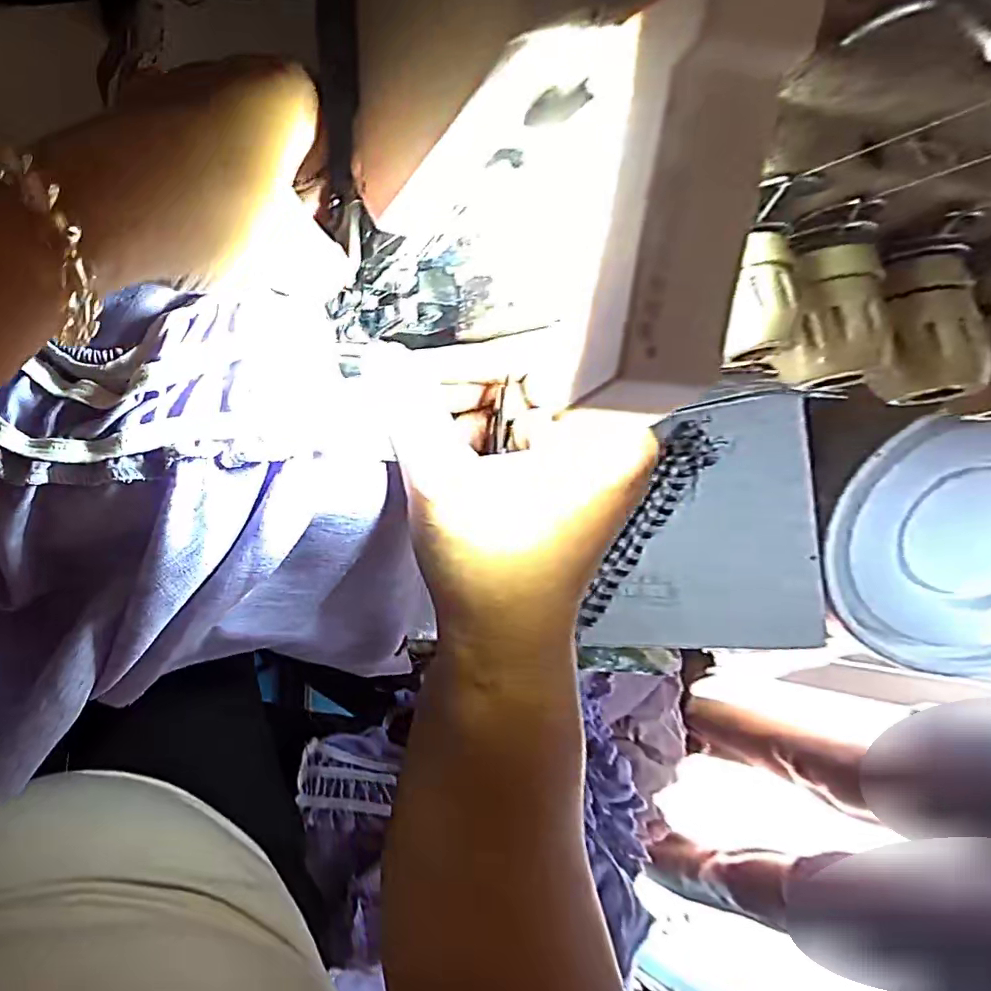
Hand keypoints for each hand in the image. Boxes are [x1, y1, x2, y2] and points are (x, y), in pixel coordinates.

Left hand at [33, 57, 323, 290]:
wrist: (96, 208)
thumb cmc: (206, 216)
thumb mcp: (277, 253)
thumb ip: (319, 264)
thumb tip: (329, 270)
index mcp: (290, 87)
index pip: (327, 151)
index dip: (312, 205)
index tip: (287, 240)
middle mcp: (236, 68)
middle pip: (269, 150)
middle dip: (262, 202)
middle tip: (243, 245)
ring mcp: (176, 85)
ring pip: (219, 153)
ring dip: (218, 198)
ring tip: (198, 239)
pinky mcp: (130, 112)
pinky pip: (174, 156)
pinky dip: (177, 188)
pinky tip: (165, 222)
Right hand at [371, 346, 657, 642]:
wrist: (501, 634)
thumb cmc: (489, 572)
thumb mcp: (439, 481)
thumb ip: (408, 411)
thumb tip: (381, 360)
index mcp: (608, 431)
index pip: (531, 356)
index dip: (461, 361)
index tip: (408, 370)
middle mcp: (610, 434)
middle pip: (518, 377)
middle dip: (451, 393)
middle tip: (403, 407)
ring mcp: (586, 453)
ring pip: (507, 403)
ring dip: (454, 417)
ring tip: (421, 447)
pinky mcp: (562, 470)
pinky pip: (509, 429)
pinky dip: (467, 438)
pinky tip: (443, 462)